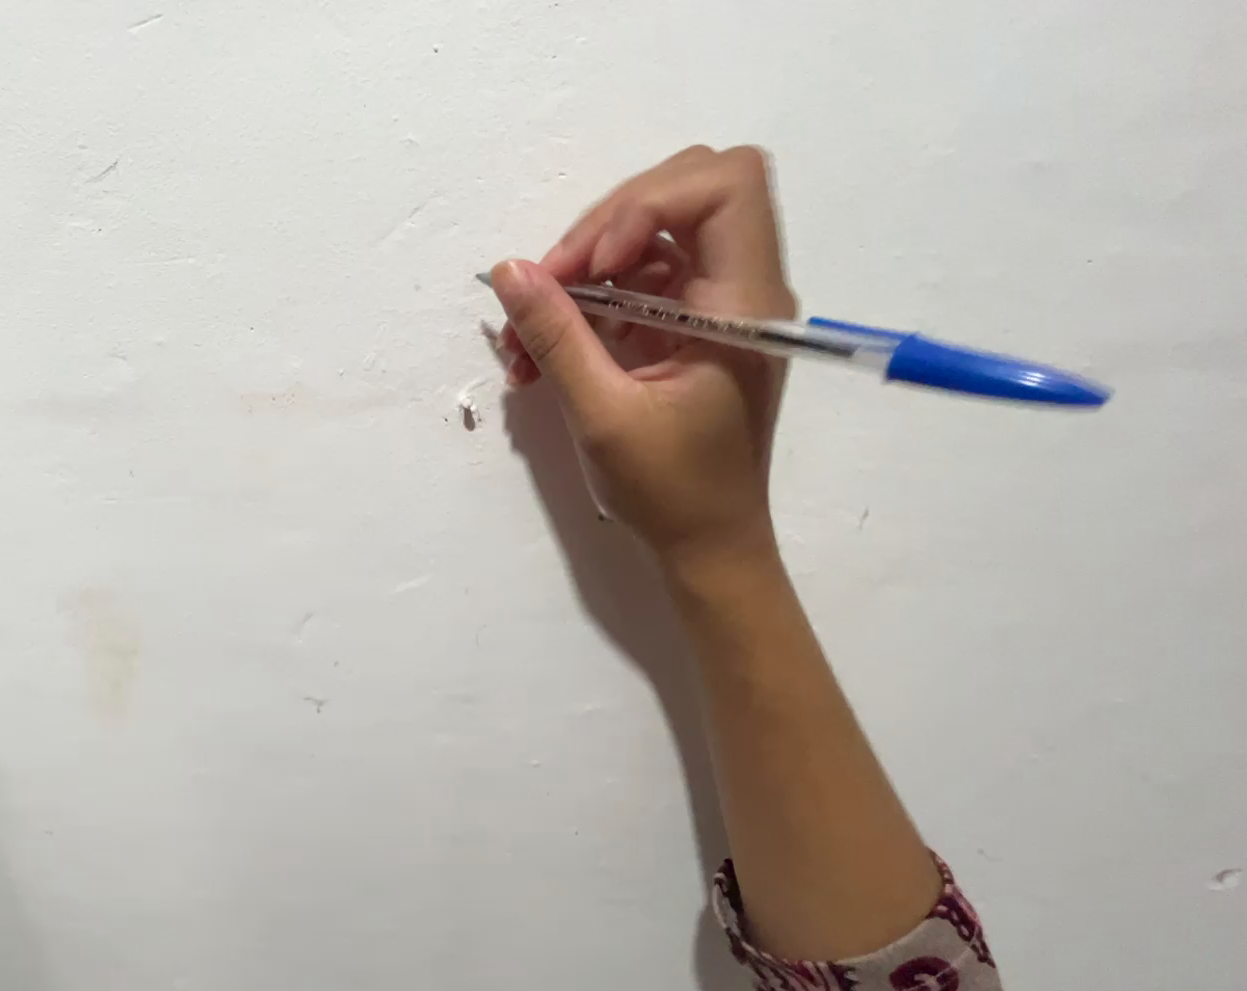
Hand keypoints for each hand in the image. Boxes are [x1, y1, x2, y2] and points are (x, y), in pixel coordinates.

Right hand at [490, 146, 796, 564]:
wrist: (705, 543)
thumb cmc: (670, 490)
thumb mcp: (603, 414)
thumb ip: (556, 337)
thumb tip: (509, 271)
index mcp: (742, 302)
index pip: (724, 184)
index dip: (648, 203)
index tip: (596, 268)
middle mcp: (736, 289)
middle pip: (678, 196)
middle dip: (598, 233)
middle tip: (547, 289)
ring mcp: (709, 307)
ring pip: (645, 239)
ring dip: (579, 277)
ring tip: (524, 337)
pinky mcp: (683, 329)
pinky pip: (631, 286)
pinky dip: (584, 308)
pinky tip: (541, 354)